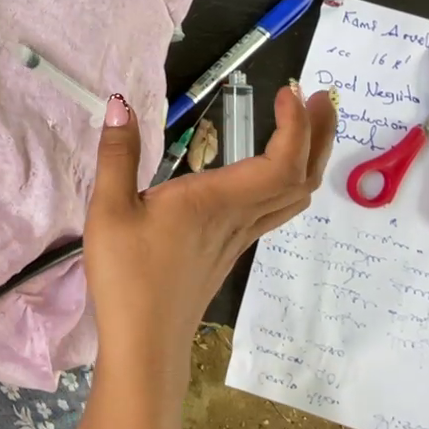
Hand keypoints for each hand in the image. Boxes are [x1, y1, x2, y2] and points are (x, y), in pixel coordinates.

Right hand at [84, 86, 336, 358]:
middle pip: (300, 177)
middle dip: (316, 135)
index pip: (279, 162)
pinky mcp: (226, 250)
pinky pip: (273, 209)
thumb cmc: (126, 273)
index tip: (289, 90)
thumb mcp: (108, 208)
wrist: (144, 338)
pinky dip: (285, 181)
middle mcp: (237, 218)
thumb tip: (121, 105)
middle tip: (319, 96)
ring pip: (292, 196)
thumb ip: (117, 155)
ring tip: (304, 127)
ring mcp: (236, 238)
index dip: (294, 126)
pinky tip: (263, 175)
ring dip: (307, 158)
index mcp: (214, 202)